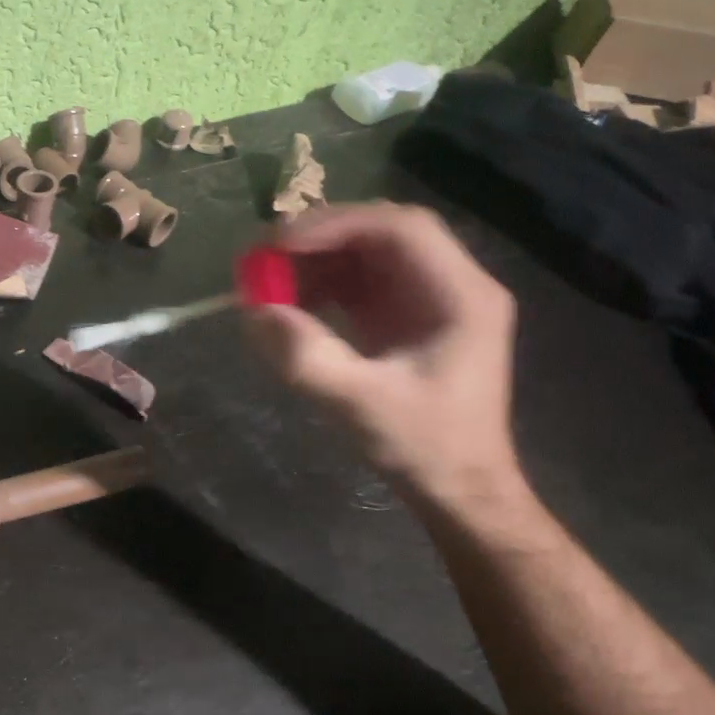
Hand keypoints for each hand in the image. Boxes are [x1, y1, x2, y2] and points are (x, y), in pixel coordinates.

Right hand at [243, 201, 521, 507]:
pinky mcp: (405, 324)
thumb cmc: (423, 446)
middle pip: (382, 236)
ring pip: (368, 259)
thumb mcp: (359, 405)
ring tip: (267, 282)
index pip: (400, 230)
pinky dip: (322, 289)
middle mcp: (450, 286)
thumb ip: (306, 358)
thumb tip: (254, 314)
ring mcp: (428, 304)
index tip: (279, 243)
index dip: (337, 226)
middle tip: (262, 257)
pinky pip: (361, 288)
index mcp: (459, 295)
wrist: (457, 489)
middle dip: (320, 241)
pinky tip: (289, 305)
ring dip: (316, 264)